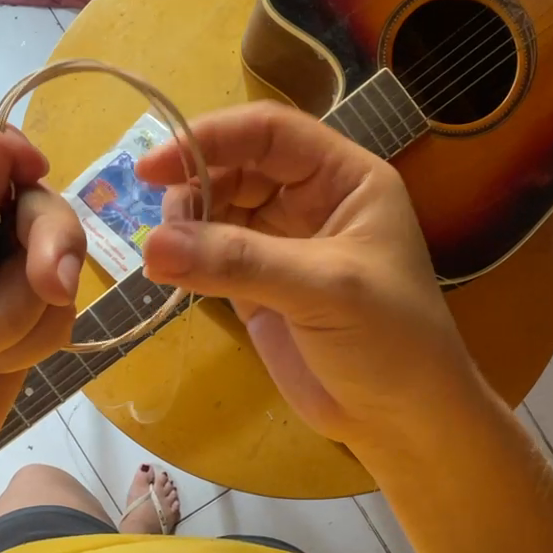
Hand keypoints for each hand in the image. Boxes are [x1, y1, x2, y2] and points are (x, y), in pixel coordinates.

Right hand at [137, 102, 479, 452]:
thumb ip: (239, 262)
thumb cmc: (388, 341)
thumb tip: (153, 245)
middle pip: (236, 168)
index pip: (269, 133)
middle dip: (194, 186)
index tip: (152, 167)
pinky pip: (211, 258)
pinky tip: (167, 273)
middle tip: (161, 226)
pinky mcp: (257, 288)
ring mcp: (281, 245)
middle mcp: (310, 201)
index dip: (210, 138)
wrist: (400, 419)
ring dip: (185, 225)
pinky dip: (186, 260)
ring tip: (162, 255)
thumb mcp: (323, 289)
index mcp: (344, 178)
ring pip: (218, 211)